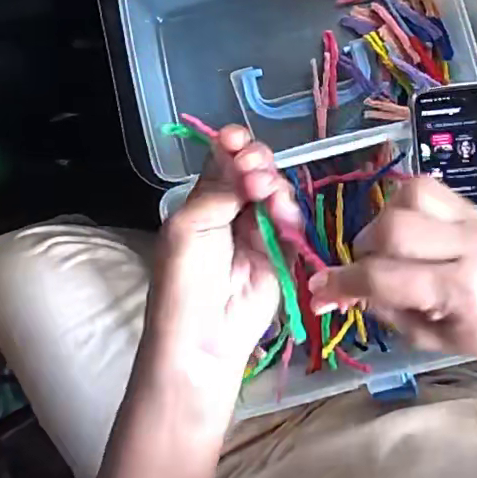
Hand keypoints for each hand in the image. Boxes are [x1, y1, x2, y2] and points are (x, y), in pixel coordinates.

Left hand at [145, 125, 302, 385]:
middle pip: (254, 170)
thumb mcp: (190, 227)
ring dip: (273, 184)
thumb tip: (240, 154)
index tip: (236, 139)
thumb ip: (219, 189)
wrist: (204, 338)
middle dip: (256, 161)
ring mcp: (259, 229)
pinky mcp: (282, 251)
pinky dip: (289, 211)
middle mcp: (233, 209)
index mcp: (204, 200)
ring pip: (276, 191)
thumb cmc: (185, 282)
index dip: (232, 145)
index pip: (223, 161)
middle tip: (253, 166)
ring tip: (265, 191)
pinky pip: (292, 221)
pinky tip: (280, 210)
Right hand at [309, 176, 476, 366]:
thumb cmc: (476, 333)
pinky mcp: (468, 203)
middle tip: (366, 269)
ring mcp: (470, 218)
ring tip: (388, 246)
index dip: (343, 282)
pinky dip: (400, 202)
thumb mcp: (425, 338)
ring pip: (405, 197)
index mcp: (459, 289)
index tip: (318, 290)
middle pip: (393, 228)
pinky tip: (403, 223)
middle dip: (364, 249)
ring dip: (383, 222)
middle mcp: (466, 246)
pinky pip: (421, 184)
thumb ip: (379, 309)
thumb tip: (330, 292)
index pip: (385, 277)